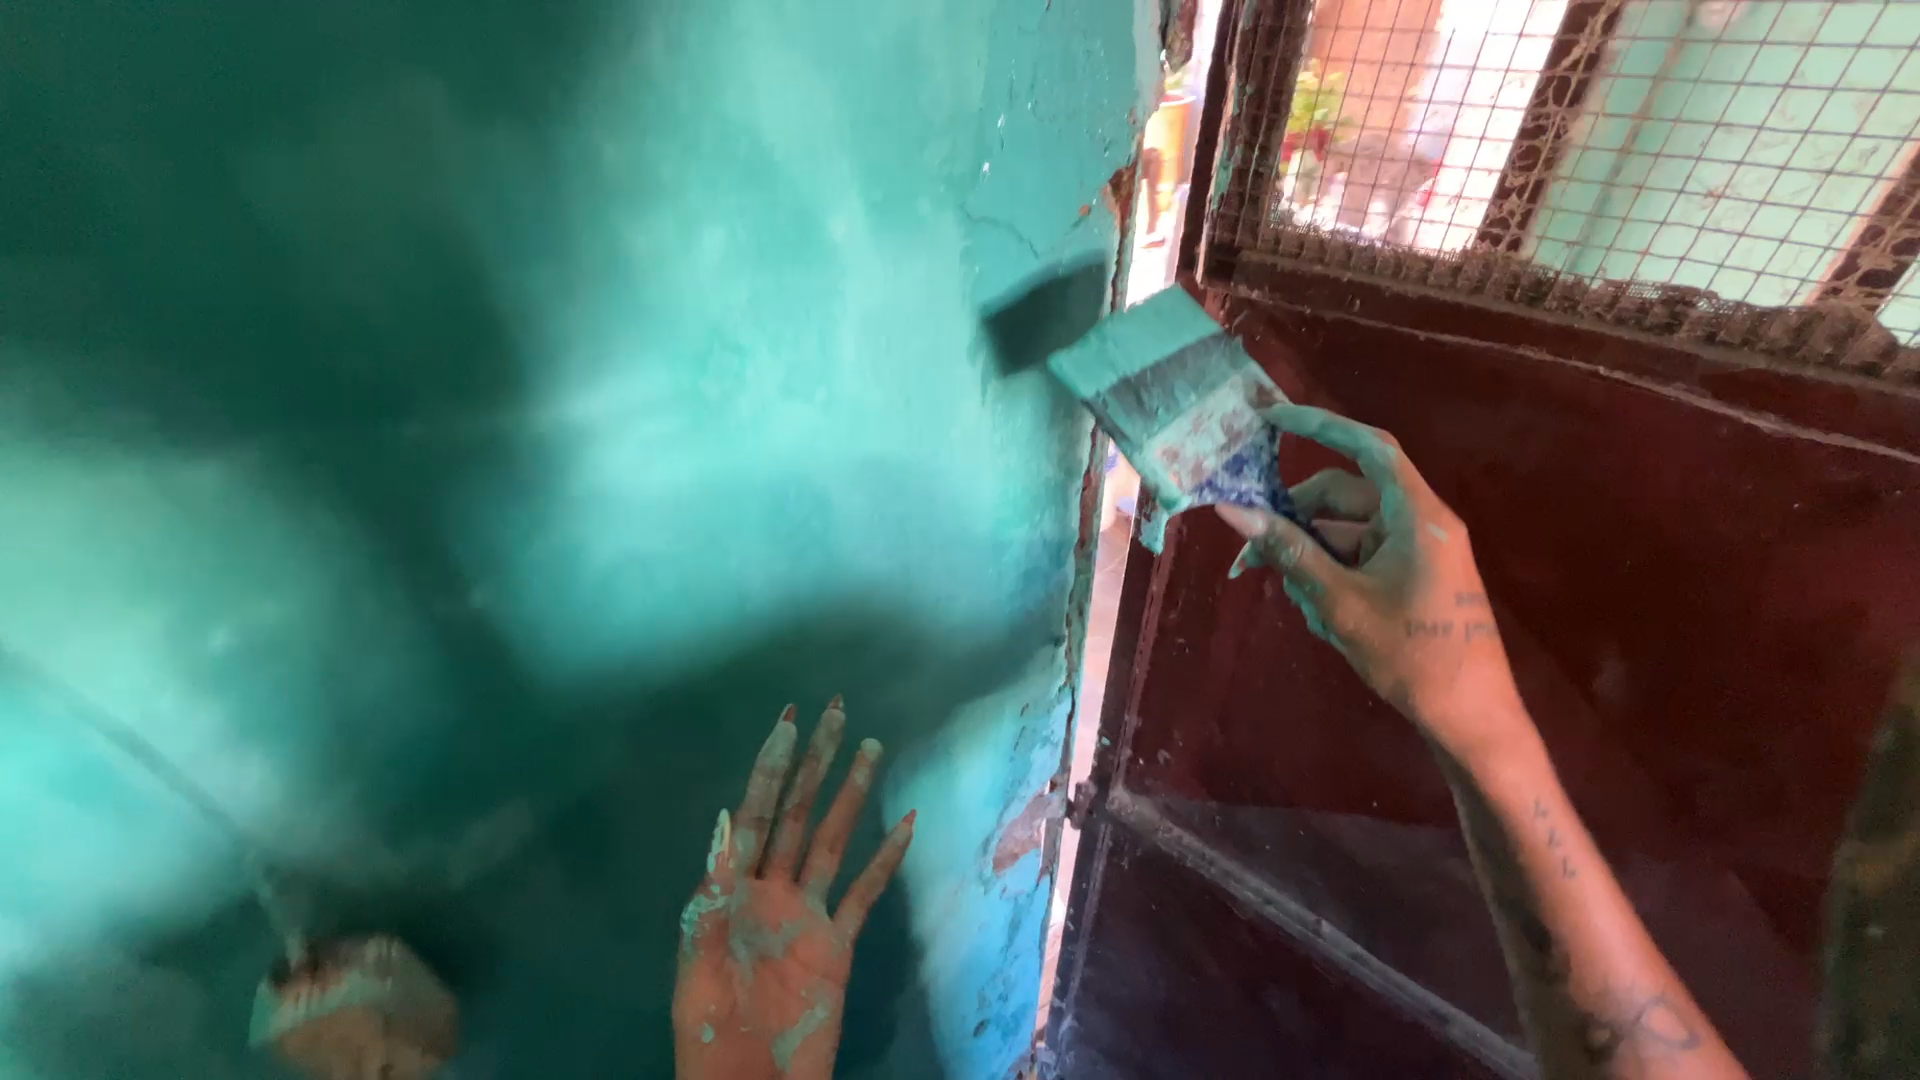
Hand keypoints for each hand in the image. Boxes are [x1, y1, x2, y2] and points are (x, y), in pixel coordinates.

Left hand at [674, 698, 914, 1079]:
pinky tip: (905, 825)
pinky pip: (865, 892)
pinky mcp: (836, 943)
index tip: (789, 720)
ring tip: (871, 748)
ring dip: (852, 795)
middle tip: (836, 711)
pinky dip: (886, 859)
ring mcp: (808, 913)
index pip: (756, 811)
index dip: (771, 765)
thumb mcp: (701, 964)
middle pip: (798, 811)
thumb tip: (727, 818)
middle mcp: (773, 888)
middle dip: (816, 761)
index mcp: (734, 890)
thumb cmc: (712, 1034)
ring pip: (833, 839)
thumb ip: (715, 893)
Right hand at [1216, 404, 1530, 763]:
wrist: (1469, 718)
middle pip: (1342, 496)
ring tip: (1295, 601)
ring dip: (1308, 557)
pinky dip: (1329, 575)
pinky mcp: (1408, 577)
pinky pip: (1356, 557)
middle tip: (1248, 553)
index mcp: (1417, 516)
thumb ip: (1287, 550)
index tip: (1271, 418)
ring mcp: (1414, 551)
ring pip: (1343, 531)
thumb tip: (1233, 510)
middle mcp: (1418, 523)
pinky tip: (1317, 614)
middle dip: (1293, 520)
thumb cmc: (1410, 655)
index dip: (1320, 426)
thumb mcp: (1338, 600)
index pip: (1367, 448)